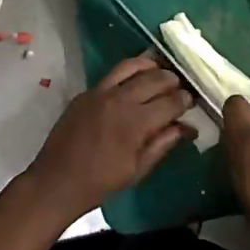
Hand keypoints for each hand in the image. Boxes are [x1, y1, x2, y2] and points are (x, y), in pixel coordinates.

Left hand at [25, 57, 192, 216]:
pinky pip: (112, 74)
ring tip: (160, 73)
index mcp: (137, 122)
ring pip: (131, 66)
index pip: (172, 101)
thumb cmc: (102, 182)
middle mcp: (120, 99)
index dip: (186, 100)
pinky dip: (128, 72)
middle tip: (180, 88)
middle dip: (172, 81)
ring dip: (150, 67)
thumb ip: (164, 143)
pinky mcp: (86, 93)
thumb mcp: (139, 169)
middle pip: (155, 78)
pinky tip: (134, 80)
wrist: (57, 182)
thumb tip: (189, 128)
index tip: (191, 103)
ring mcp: (100, 92)